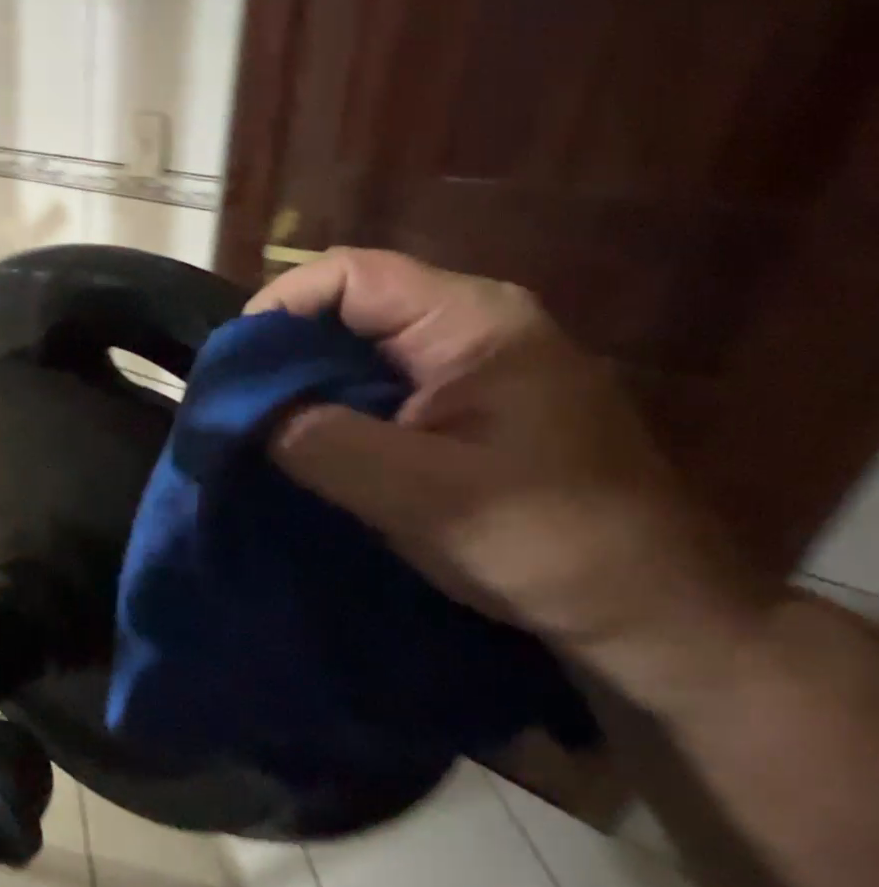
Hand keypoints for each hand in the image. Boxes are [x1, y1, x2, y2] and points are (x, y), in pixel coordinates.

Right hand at [248, 249, 765, 683]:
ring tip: (263, 428)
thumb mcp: (419, 495)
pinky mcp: (474, 404)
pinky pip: (385, 385)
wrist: (654, 612)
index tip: (232, 371)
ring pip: (364, 348)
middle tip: (237, 405)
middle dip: (286, 351)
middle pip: (352, 306)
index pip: (350, 274)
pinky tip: (315, 448)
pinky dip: (339, 408)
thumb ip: (320, 442)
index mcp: (474, 321)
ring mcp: (478, 363)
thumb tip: (237, 411)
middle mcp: (476, 323)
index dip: (279, 309)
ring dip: (309, 384)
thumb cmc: (545, 543)